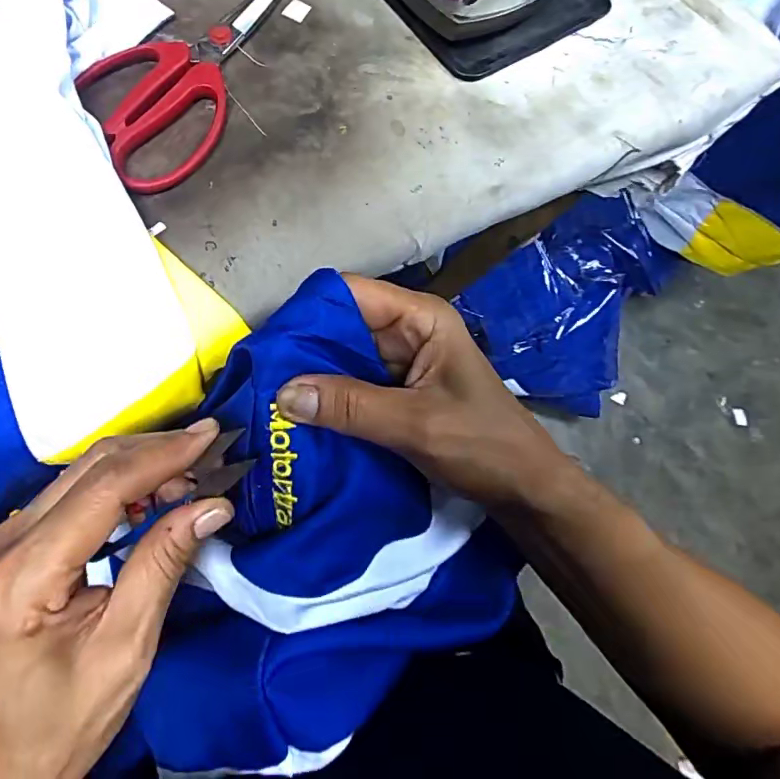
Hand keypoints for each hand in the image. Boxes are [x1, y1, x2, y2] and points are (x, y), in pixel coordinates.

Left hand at [0, 423, 235, 778]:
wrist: (5, 763)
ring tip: (193, 475)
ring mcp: (8, 539)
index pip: (105, 488)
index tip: (213, 437)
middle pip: (94, 467)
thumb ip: (164, 564)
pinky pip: (80, 488)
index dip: (164, 455)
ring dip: (145, 462)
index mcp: (25, 574)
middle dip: (159, 451)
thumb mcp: (126, 646)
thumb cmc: (65, 717)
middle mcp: (7, 543)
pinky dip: (126, 479)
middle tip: (213, 453)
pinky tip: (158, 492)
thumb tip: (213, 504)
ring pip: (87, 469)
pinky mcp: (19, 542)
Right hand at [274, 275, 580, 511]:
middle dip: (303, 350)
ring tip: (263, 402)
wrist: (524, 486)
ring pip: (344, 358)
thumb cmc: (482, 443)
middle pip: (343, 325)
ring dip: (311, 378)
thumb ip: (351, 405)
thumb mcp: (415, 424)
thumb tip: (282, 391)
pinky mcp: (398, 393)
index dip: (309, 311)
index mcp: (421, 318)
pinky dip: (329, 401)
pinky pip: (354, 387)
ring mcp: (403, 363)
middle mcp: (409, 331)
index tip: (268, 344)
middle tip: (255, 380)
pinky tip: (296, 421)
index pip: (352, 293)